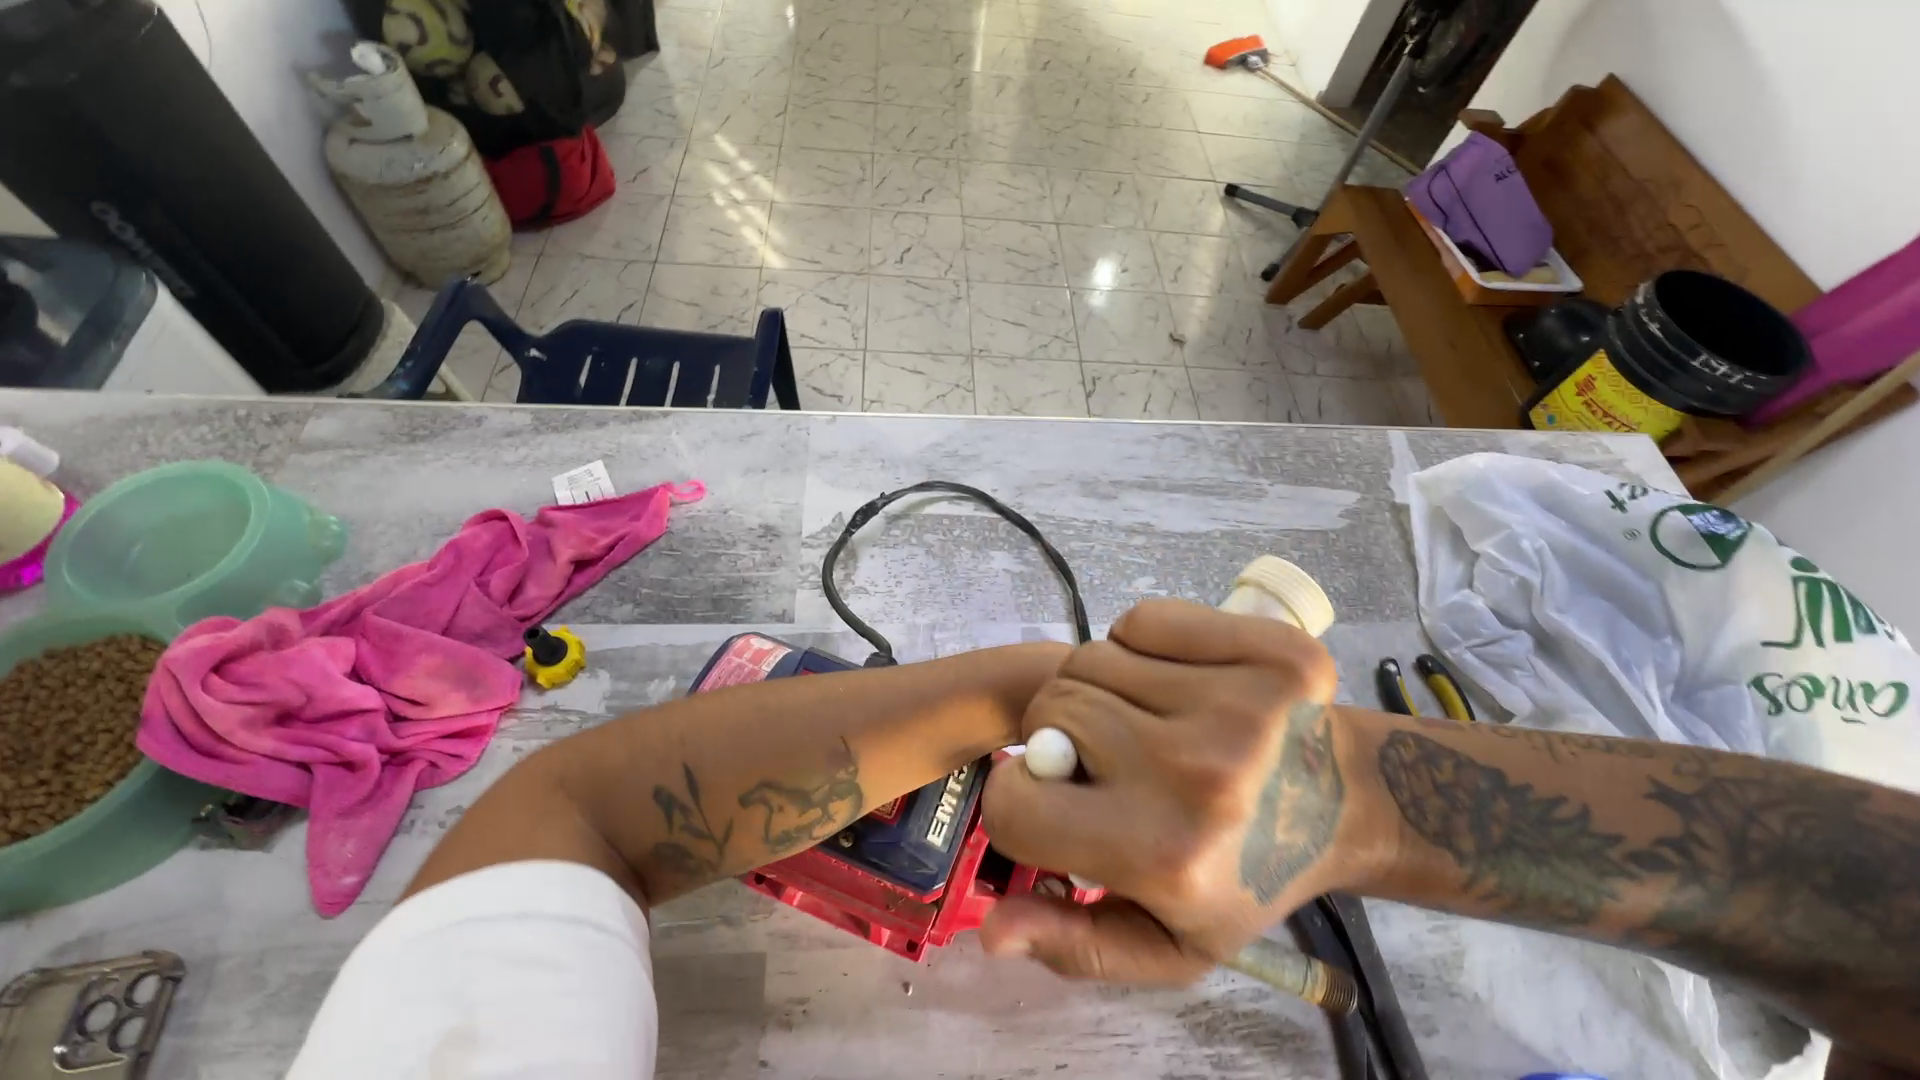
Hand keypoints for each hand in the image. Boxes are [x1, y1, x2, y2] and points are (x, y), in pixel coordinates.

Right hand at [978, 598, 1351, 981]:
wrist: (1347, 807)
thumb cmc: (1245, 879)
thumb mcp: (1165, 945)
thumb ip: (1073, 943)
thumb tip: (991, 929)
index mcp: (1164, 853)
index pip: (1015, 805)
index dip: (1019, 802)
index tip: (1052, 801)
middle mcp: (1197, 771)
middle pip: (1051, 710)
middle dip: (1055, 735)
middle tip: (1095, 756)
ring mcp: (1239, 701)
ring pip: (1089, 659)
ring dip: (1092, 688)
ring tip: (1132, 718)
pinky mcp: (1268, 649)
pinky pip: (1142, 621)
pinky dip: (1135, 645)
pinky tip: (1166, 681)